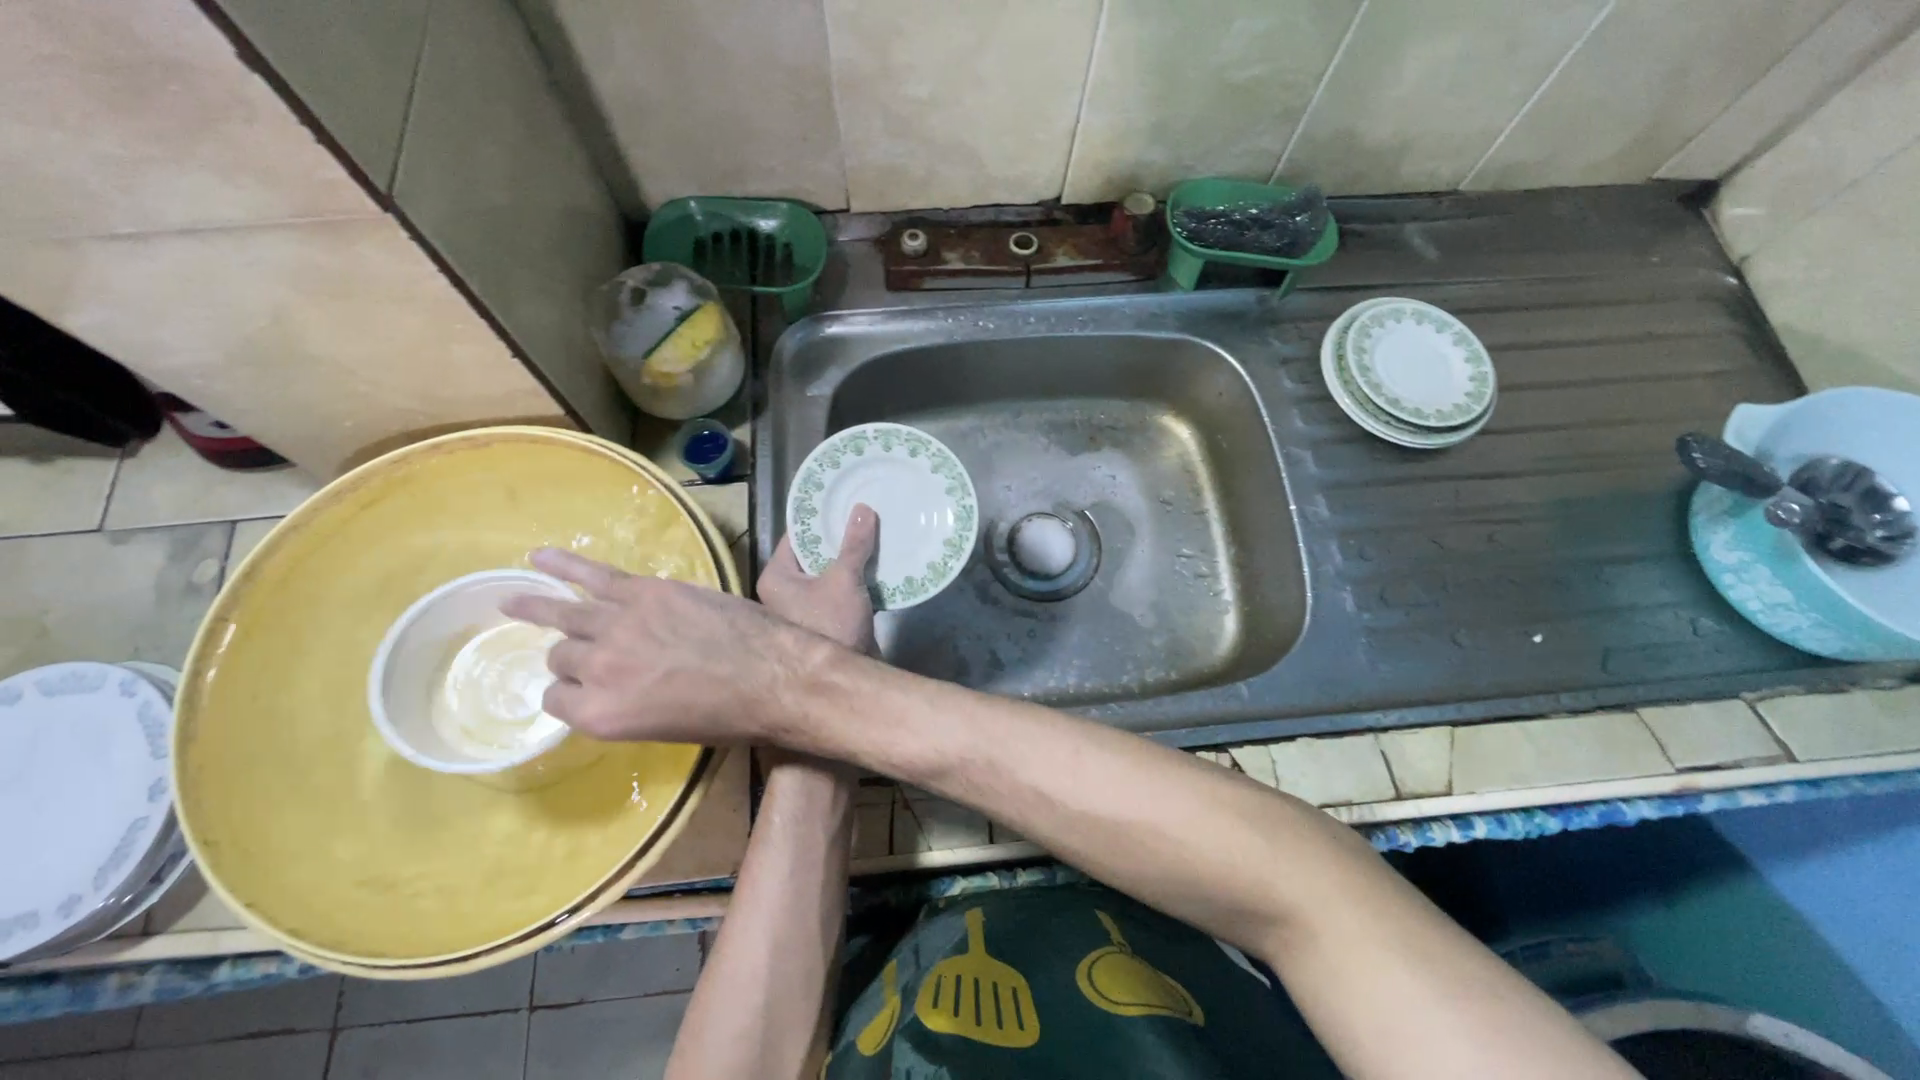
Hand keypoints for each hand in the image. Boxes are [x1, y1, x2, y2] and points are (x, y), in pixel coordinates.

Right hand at [501, 548, 829, 743]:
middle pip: (562, 658)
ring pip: (567, 616)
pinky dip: (564, 566)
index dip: (573, 693)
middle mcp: (599, 669)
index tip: (586, 689)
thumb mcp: (665, 729)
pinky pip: (593, 577)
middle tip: (595, 656)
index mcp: (601, 715)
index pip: (559, 699)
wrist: (776, 676)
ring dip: (536, 608)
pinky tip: (538, 558)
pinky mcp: (646, 591)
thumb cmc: (730, 717)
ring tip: (511, 602)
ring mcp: (619, 624)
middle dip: (574, 659)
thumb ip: (626, 706)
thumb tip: (613, 687)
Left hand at [756, 504, 879, 654]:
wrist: (847, 679)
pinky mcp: (825, 621)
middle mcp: (783, 592)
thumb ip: (854, 544)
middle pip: (813, 554)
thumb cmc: (833, 625)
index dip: (819, 519)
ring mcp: (804, 609)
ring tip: (874, 536)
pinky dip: (855, 580)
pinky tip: (876, 566)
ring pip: (828, 573)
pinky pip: (839, 591)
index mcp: (775, 578)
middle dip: (838, 539)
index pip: (795, 537)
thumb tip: (864, 508)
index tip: (841, 503)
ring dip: (849, 560)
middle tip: (863, 516)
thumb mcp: (845, 579)